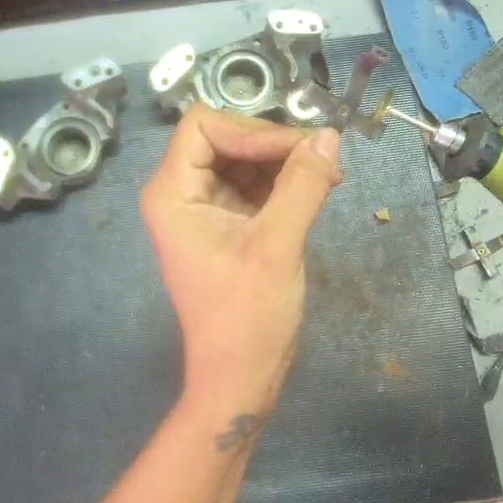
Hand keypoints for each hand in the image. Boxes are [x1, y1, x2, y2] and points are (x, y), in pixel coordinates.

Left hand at [141, 106, 342, 420]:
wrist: (239, 376)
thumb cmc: (247, 316)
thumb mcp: (277, 245)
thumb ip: (302, 186)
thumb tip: (330, 136)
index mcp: (171, 193)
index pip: (204, 125)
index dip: (252, 129)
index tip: (299, 150)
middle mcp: (180, 193)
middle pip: (225, 137)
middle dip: (274, 144)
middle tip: (326, 159)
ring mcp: (203, 208)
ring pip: (244, 158)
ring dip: (285, 162)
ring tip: (330, 175)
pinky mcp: (226, 223)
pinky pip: (254, 184)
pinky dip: (285, 182)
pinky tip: (320, 187)